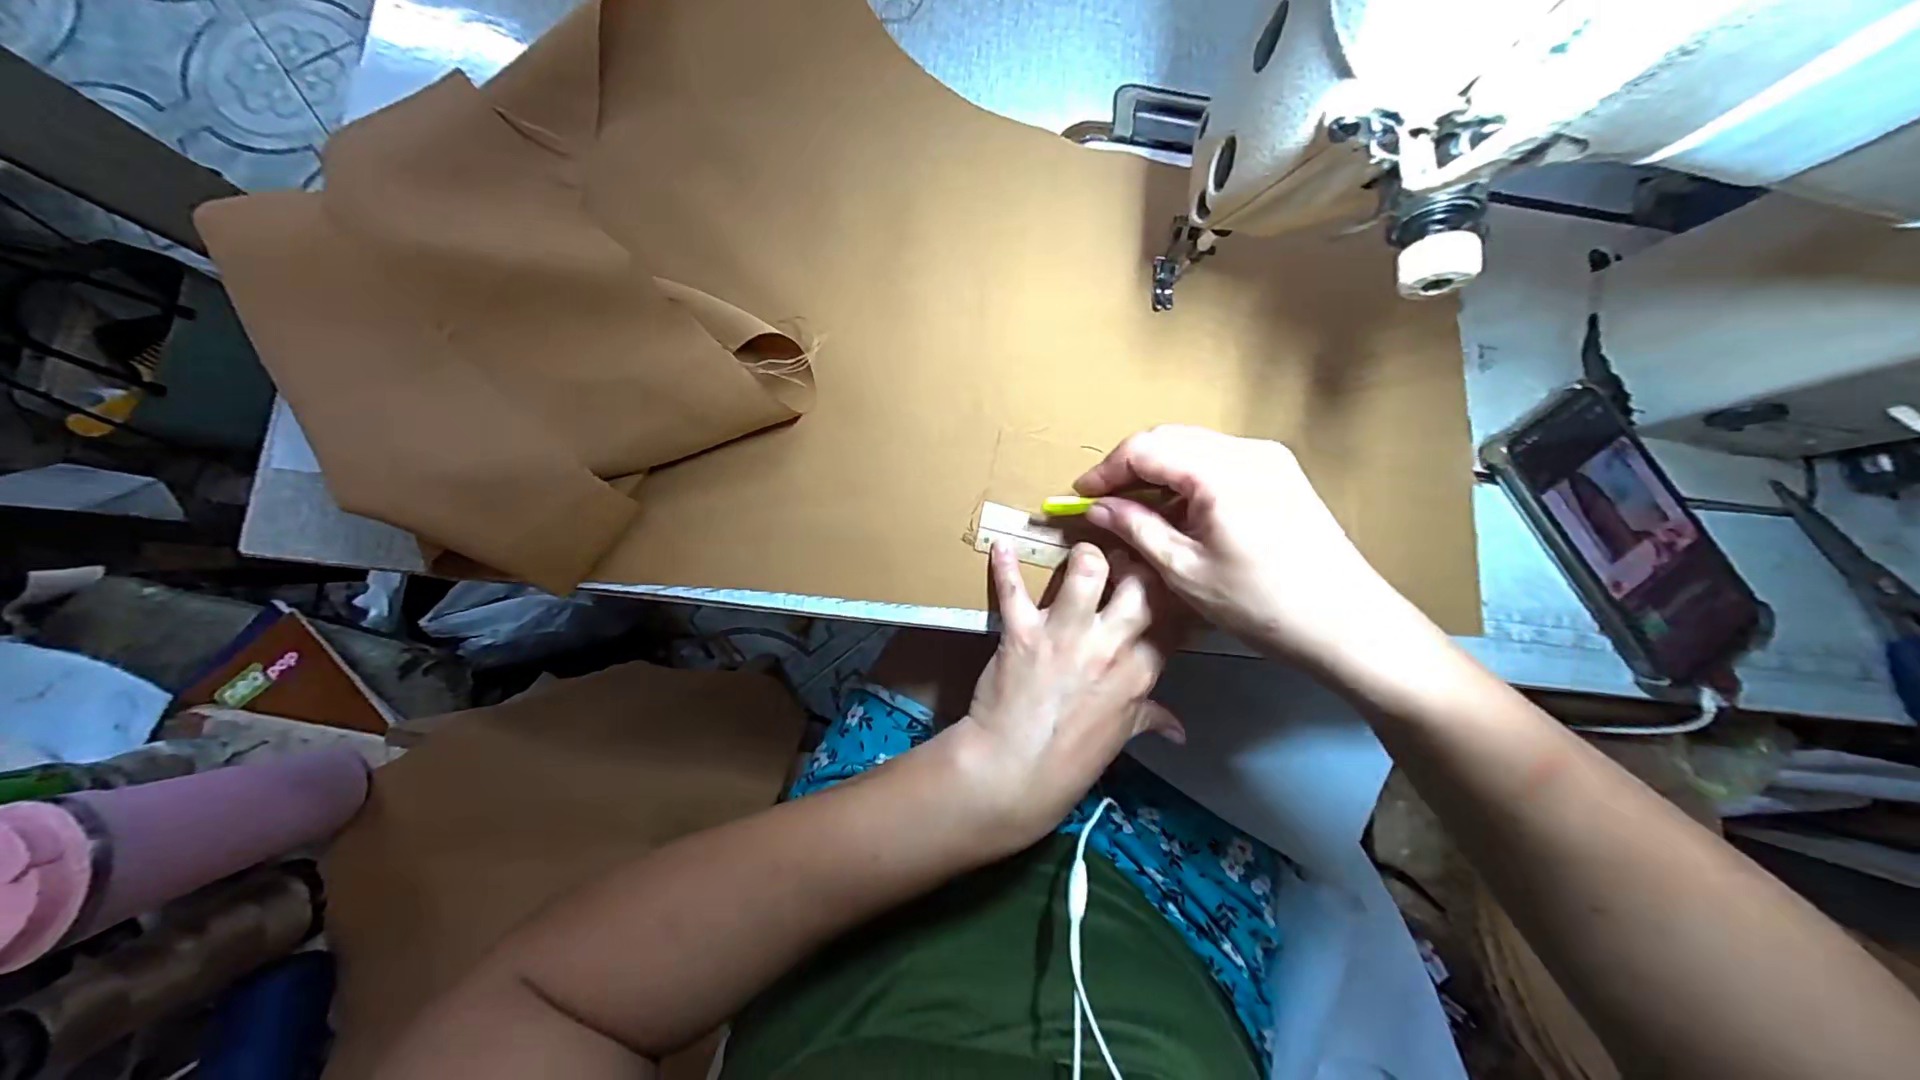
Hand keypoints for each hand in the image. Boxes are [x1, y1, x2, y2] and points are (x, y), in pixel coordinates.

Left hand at [945, 541, 1185, 846]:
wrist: (1015, 769)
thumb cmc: (1073, 758)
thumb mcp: (1121, 736)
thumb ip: (1150, 718)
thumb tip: (1179, 730)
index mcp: (1139, 670)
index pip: (1171, 617)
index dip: (1170, 593)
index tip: (1163, 580)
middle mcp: (1109, 644)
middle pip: (1139, 584)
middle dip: (1136, 565)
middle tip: (1125, 559)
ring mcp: (1065, 634)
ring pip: (1088, 569)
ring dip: (1085, 556)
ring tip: (1080, 555)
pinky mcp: (1022, 631)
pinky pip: (1012, 589)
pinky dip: (1003, 565)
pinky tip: (1001, 545)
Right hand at [1075, 425, 1429, 681]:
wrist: (1348, 624)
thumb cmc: (1261, 603)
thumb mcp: (1184, 569)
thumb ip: (1135, 528)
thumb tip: (1096, 507)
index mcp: (1220, 471)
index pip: (1145, 448)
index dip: (1106, 471)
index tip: (1080, 496)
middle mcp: (1246, 450)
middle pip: (1169, 439)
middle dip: (1130, 467)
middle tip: (1104, 503)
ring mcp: (1269, 458)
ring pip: (1193, 448)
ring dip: (1158, 472)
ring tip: (1136, 511)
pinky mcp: (1281, 473)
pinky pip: (1219, 462)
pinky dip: (1188, 479)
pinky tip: (1178, 512)